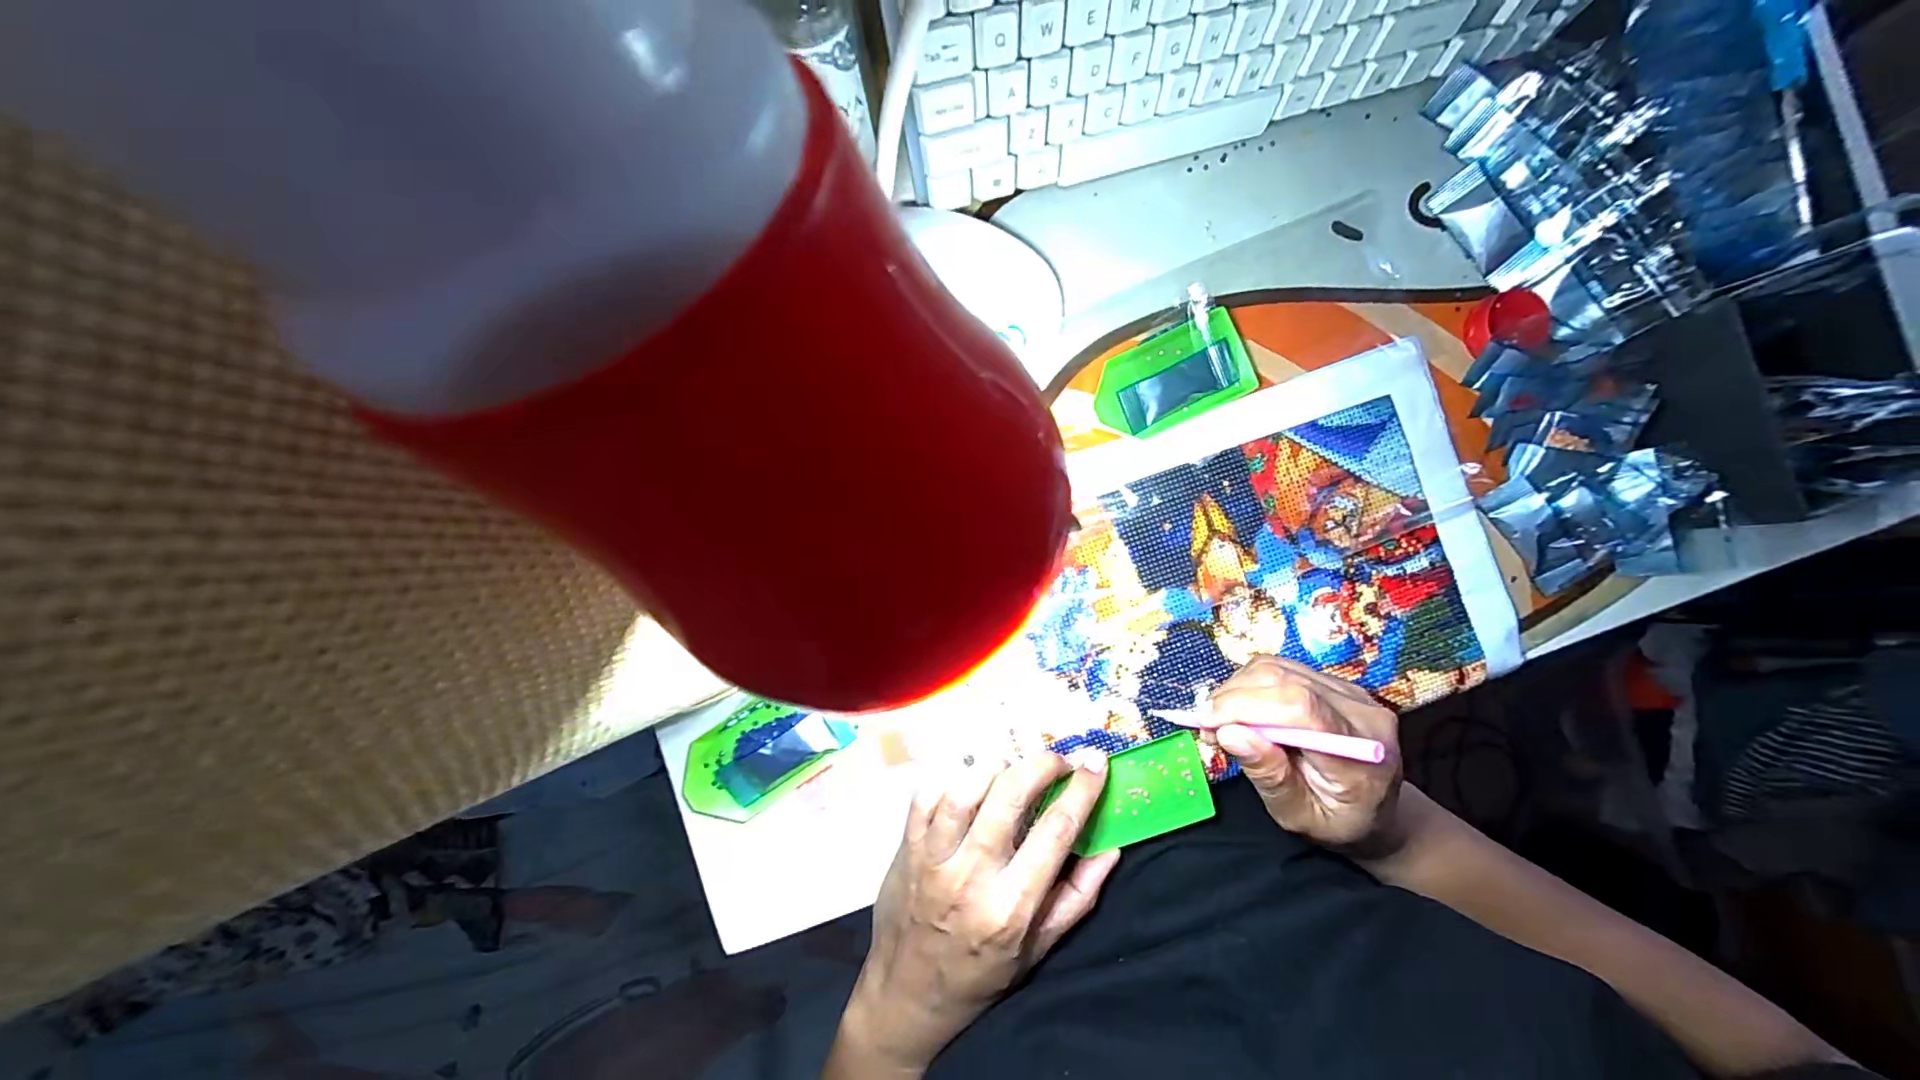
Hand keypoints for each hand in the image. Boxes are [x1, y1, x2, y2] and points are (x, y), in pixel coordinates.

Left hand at [826, 752, 1118, 1078]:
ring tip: (1013, 766)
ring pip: (964, 790)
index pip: (1055, 832)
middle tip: (1057, 759)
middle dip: (1040, 764)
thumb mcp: (1038, 949)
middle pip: (1008, 796)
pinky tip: (971, 780)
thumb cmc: (981, 974)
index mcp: (1011, 906)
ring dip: (995, 766)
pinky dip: (951, 778)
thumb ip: (1077, 897)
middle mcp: (971, 876)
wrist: (907, 995)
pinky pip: (926, 796)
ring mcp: (933, 859)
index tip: (1096, 762)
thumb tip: (1111, 849)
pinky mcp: (906, 847)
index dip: (1082, 790)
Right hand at [1208, 656, 1404, 855]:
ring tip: (1221, 721)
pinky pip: (1279, 667)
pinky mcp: (1332, 681)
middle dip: (1232, 698)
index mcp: (1362, 752)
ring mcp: (1349, 690)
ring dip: (1235, 689)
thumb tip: (1230, 734)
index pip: (1301, 708)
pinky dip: (1247, 685)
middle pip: (1283, 680)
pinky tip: (1240, 709)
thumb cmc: (1336, 822)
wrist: (1376, 811)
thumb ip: (1268, 775)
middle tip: (1206, 727)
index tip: (1206, 723)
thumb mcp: (1298, 815)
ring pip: (1276, 668)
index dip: (1246, 707)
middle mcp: (1361, 711)